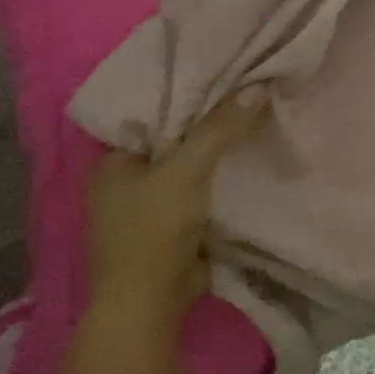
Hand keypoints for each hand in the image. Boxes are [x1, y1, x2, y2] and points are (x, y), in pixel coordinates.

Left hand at [85, 86, 269, 325]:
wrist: (151, 301)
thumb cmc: (152, 230)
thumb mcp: (187, 170)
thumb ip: (220, 128)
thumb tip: (259, 85)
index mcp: (113, 161)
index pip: (154, 113)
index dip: (190, 93)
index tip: (230, 72)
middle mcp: (127, 177)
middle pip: (177, 135)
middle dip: (212, 118)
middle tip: (253, 89)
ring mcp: (150, 200)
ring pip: (193, 160)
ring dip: (222, 145)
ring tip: (261, 114)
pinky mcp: (175, 219)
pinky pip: (204, 182)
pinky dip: (225, 170)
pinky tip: (253, 154)